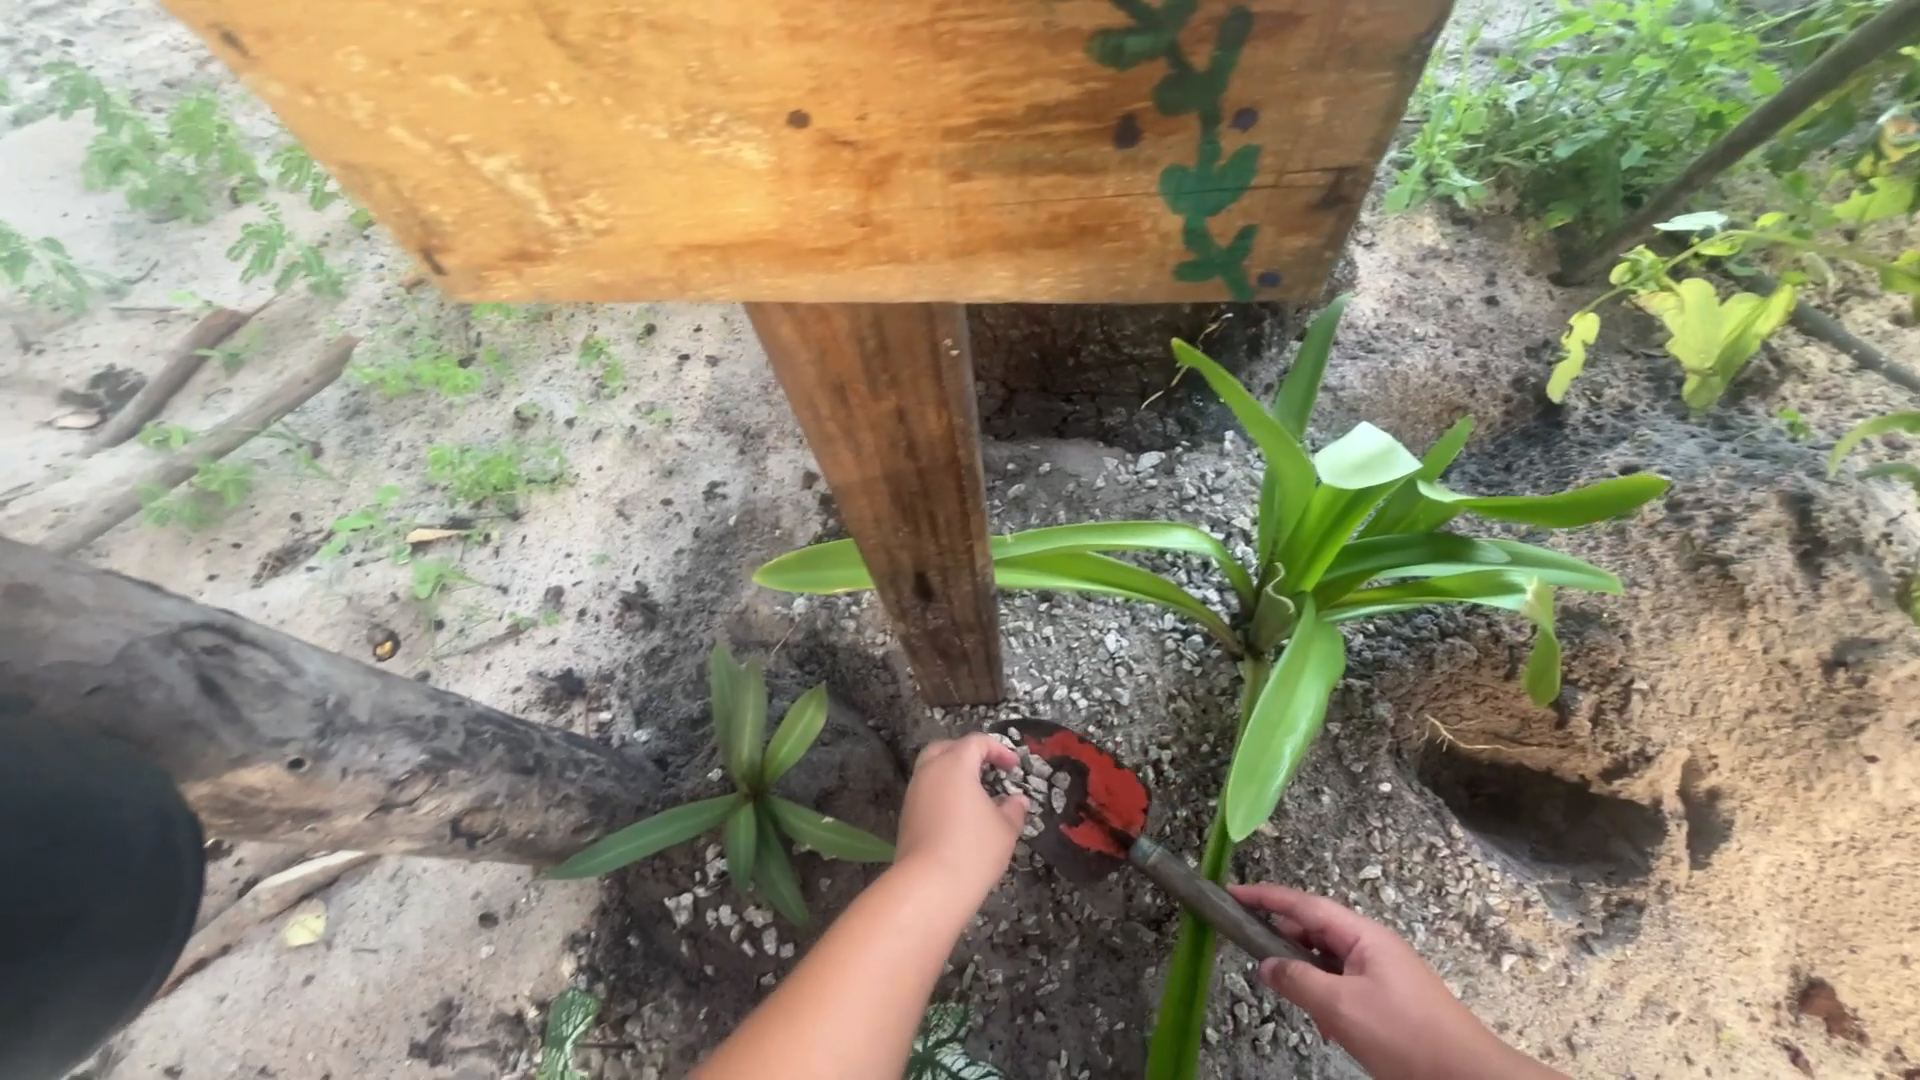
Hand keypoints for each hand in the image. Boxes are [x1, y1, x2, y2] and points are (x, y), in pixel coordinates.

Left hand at [894, 734, 1027, 904]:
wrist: (929, 886)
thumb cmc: (973, 849)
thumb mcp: (1005, 829)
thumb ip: (1013, 809)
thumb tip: (1018, 800)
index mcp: (954, 765)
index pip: (976, 742)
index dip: (998, 749)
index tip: (1014, 766)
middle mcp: (929, 772)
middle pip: (945, 748)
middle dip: (967, 753)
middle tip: (987, 768)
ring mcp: (913, 794)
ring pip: (931, 770)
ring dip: (952, 774)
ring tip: (974, 794)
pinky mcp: (906, 816)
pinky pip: (925, 792)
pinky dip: (942, 793)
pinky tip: (958, 815)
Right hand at [1228, 884, 1564, 1079]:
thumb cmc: (1406, 1037)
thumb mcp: (1342, 1008)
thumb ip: (1298, 981)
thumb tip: (1266, 964)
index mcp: (1364, 935)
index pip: (1305, 905)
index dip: (1266, 896)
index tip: (1233, 892)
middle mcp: (1373, 946)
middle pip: (1316, 929)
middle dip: (1283, 937)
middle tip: (1249, 947)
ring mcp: (1384, 973)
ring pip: (1329, 960)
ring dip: (1305, 973)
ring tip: (1287, 993)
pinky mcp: (1390, 1001)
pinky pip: (1344, 984)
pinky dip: (1326, 995)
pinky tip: (1323, 1022)